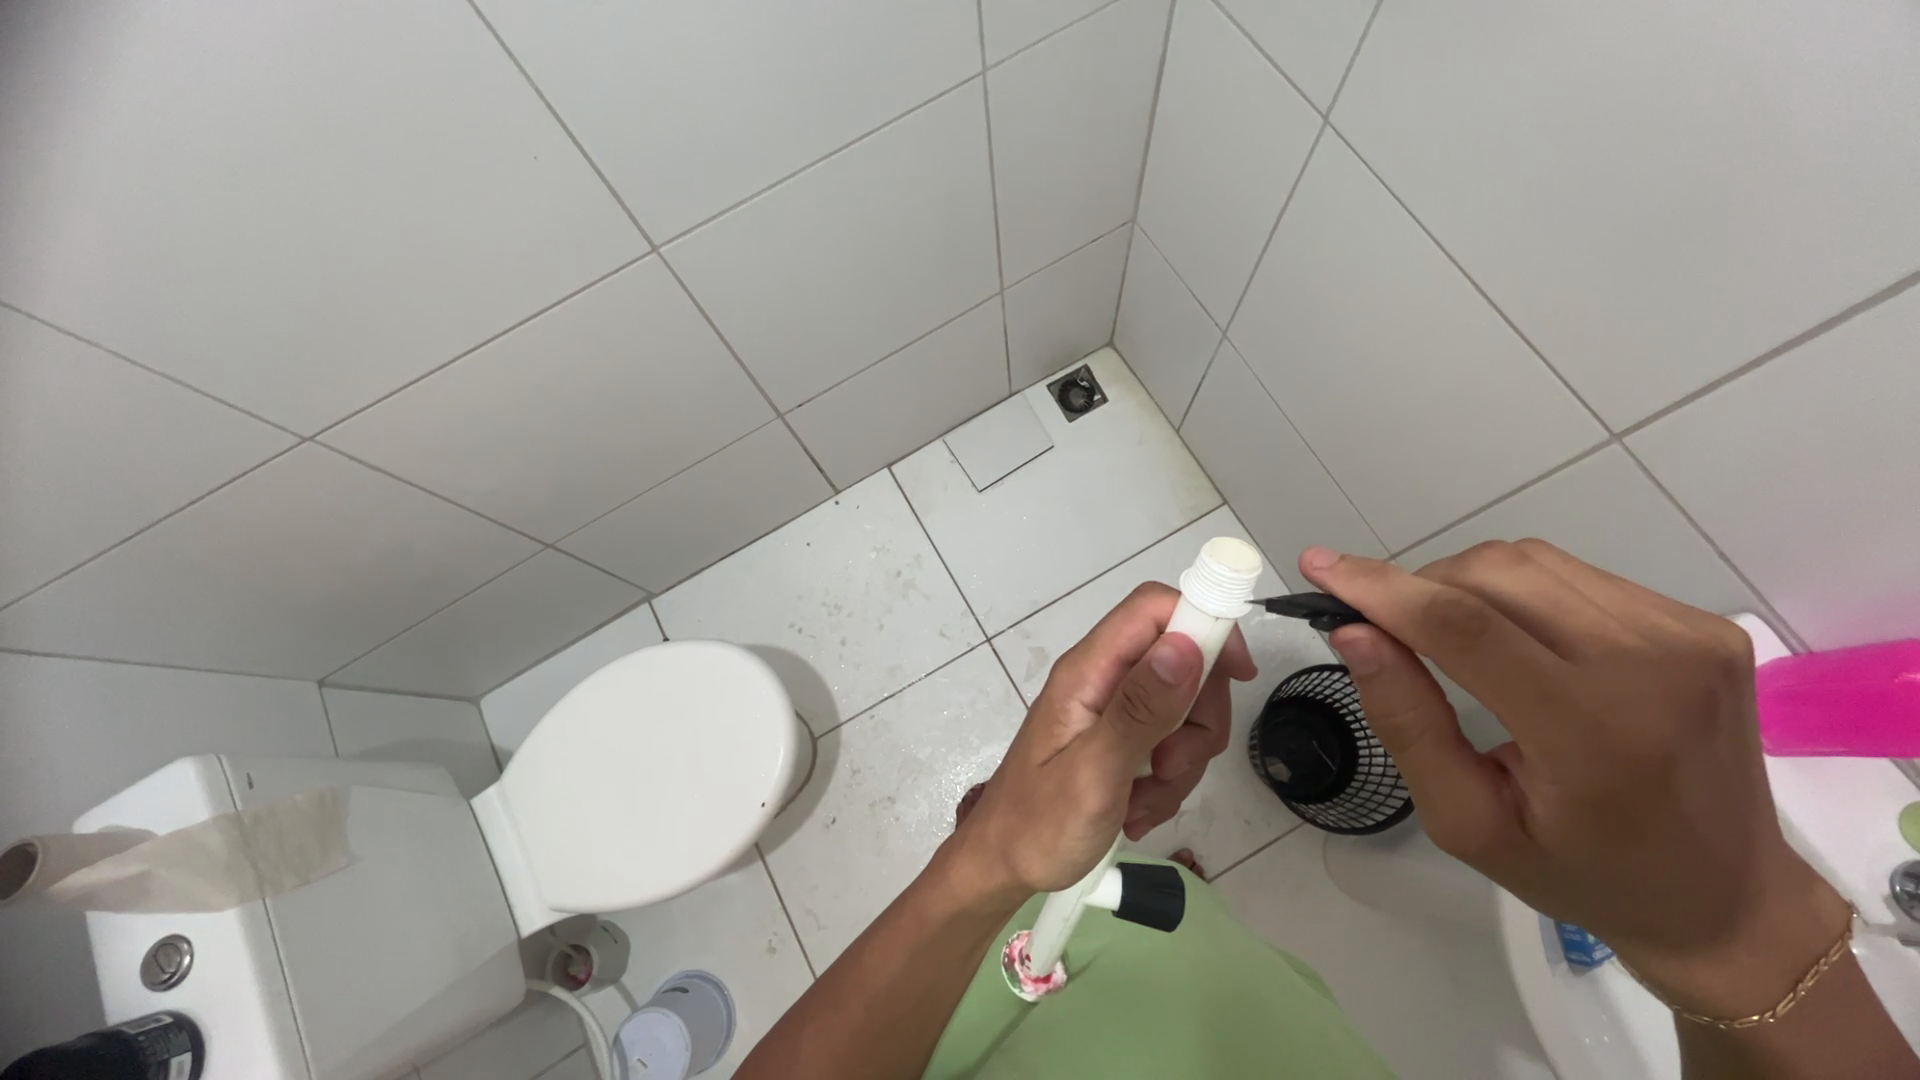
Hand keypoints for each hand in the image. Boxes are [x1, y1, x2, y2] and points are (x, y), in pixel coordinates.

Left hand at [947, 583, 1256, 901]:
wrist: (1004, 864)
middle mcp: (1102, 679)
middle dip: (1196, 719)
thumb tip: (1186, 644)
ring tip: (1142, 799)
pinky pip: (1170, 744)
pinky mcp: (1120, 741)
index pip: (1153, 609)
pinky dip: (1167, 780)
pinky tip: (1137, 808)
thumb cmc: (1039, 824)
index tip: (1237, 674)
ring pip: (1184, 710)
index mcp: (1089, 671)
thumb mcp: (1095, 772)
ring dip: (1181, 761)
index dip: (1204, 624)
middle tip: (1170, 766)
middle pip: (1183, 662)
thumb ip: (1140, 709)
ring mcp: (1112, 711)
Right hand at [1299, 541, 1849, 1015]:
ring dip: (1461, 583)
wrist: (1727, 898)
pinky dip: (1514, 590)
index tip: (1317, 565)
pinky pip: (1571, 574)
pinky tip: (1511, 636)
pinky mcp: (1702, 624)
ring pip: (1529, 562)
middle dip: (1415, 587)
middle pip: (1492, 575)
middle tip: (1381, 626)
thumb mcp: (1465, 822)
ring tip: (1444, 634)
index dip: (1379, 588)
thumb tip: (1353, 635)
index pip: (1463, 626)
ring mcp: (1687, 636)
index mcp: (1592, 733)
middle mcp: (1653, 666)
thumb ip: (1406, 723)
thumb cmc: (1579, 873)